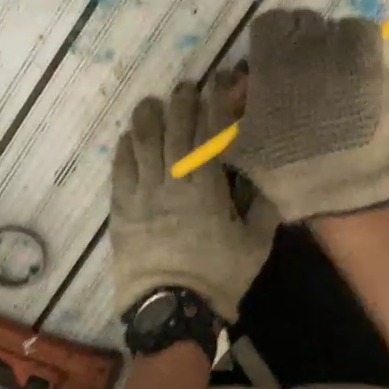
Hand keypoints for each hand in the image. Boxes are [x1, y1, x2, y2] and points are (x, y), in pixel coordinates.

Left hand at [110, 84, 278, 320]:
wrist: (170, 308)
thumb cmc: (219, 278)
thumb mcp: (255, 245)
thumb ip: (263, 208)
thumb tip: (268, 180)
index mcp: (207, 185)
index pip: (212, 129)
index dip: (219, 100)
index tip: (224, 80)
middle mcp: (171, 179)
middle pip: (174, 127)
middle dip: (182, 100)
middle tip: (188, 87)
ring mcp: (141, 192)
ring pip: (141, 140)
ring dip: (148, 116)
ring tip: (153, 103)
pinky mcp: (120, 208)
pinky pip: (120, 167)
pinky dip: (125, 147)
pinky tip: (128, 138)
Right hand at [210, 8, 388, 221]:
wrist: (337, 188)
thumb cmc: (281, 167)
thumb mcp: (238, 139)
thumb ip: (231, 104)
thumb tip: (238, 82)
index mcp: (273, 60)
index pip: (270, 24)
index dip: (267, 42)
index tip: (266, 63)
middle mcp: (310, 47)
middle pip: (303, 21)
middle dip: (296, 40)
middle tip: (294, 69)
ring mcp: (347, 55)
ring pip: (337, 27)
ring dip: (328, 42)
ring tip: (326, 72)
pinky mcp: (375, 69)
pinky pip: (365, 40)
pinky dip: (356, 49)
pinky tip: (350, 78)